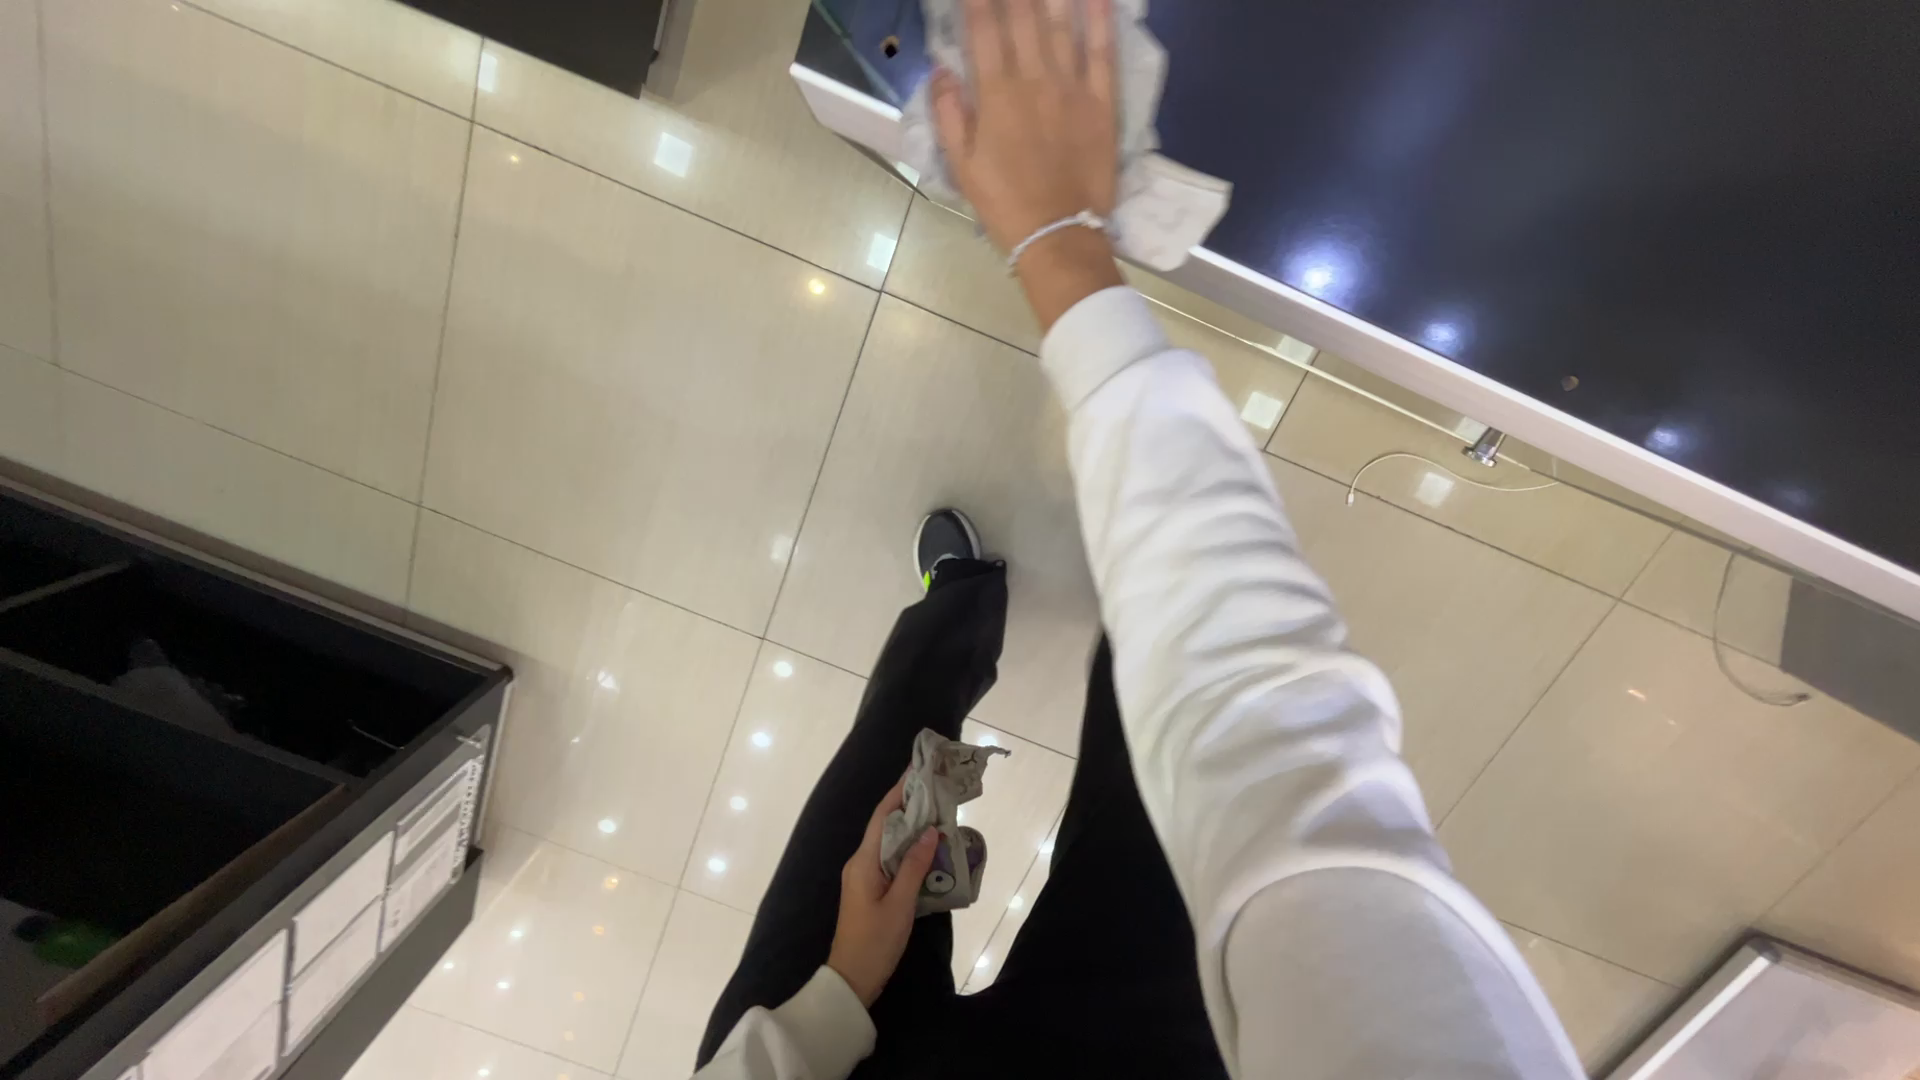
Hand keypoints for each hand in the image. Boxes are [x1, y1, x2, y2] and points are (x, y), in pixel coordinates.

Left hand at [826, 777, 938, 1007]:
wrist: (850, 982)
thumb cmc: (874, 942)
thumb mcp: (900, 904)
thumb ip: (914, 866)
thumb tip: (929, 831)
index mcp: (864, 861)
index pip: (882, 816)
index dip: (899, 792)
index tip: (916, 771)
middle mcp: (860, 862)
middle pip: (885, 825)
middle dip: (908, 805)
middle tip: (934, 790)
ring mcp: (863, 876)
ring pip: (888, 842)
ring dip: (910, 827)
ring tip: (936, 813)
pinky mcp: (870, 890)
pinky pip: (890, 858)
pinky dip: (907, 849)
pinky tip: (926, 850)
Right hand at [931, 0, 1125, 328]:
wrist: (1057, 235)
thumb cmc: (1004, 205)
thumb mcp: (962, 167)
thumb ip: (949, 114)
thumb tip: (941, 69)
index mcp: (996, 94)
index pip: (983, 26)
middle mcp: (1035, 78)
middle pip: (1023, 12)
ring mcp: (1072, 87)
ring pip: (1061, 21)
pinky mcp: (1102, 102)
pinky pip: (1102, 49)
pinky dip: (1100, 16)